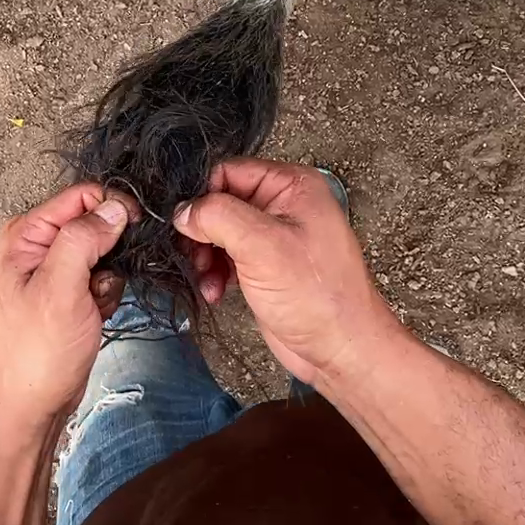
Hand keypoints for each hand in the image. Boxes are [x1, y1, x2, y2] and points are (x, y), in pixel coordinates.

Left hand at [0, 183, 134, 423]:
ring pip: (106, 250)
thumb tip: (115, 207)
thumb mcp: (59, 287)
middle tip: (101, 282)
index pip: (81, 196)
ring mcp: (56, 267)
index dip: (112, 207)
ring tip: (94, 303)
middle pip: (96, 221)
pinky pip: (105, 275)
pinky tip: (95, 314)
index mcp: (27, 232)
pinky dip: (108, 293)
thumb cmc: (38, 350)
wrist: (34, 405)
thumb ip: (83, 239)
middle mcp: (39, 243)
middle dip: (111, 250)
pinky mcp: (72, 289)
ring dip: (110, 277)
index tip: (134, 230)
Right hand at [173, 158, 400, 385]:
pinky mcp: (265, 264)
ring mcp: (275, 236)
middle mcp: (284, 205)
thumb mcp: (262, 246)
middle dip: (203, 231)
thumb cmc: (319, 298)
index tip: (188, 223)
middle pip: (221, 202)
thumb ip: (217, 217)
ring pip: (219, 231)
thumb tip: (184, 211)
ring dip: (205, 255)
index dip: (204, 196)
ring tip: (205, 277)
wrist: (340, 353)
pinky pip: (227, 256)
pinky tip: (215, 290)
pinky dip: (214, 271)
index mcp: (292, 186)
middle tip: (194, 254)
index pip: (230, 171)